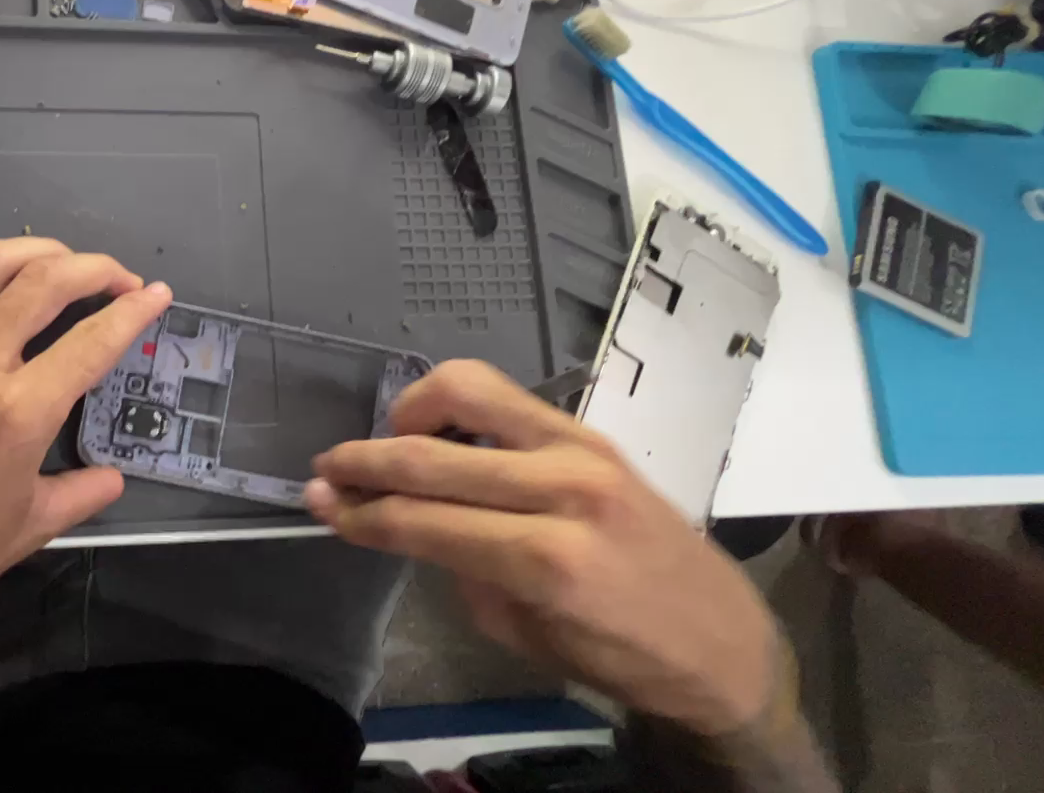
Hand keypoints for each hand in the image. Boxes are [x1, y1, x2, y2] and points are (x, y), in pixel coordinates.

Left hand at [0, 238, 171, 675]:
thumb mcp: (25, 530)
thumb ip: (82, 494)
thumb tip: (113, 477)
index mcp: (16, 412)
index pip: (92, 340)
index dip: (135, 311)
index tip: (158, 295)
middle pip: (46, 279)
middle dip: (97, 267)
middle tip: (122, 279)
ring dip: (42, 251)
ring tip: (68, 264)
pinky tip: (8, 295)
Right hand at [306, 360, 778, 735]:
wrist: (724, 639)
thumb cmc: (618, 654)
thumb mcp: (515, 630)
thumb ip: (453, 562)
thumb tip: (394, 513)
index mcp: (549, 560)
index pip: (422, 523)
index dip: (359, 514)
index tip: (319, 505)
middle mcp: (563, 490)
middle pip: (429, 456)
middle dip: (361, 462)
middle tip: (326, 470)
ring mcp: (579, 447)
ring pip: (463, 390)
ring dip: (405, 412)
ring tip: (388, 440)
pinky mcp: (587, 429)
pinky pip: (499, 391)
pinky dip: (450, 401)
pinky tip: (438, 429)